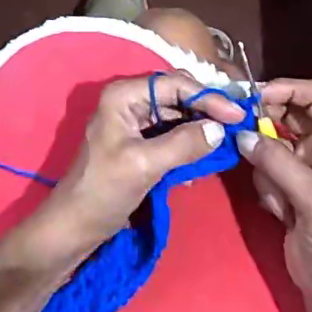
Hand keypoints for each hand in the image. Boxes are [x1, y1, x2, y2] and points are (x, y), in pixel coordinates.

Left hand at [32, 71, 245, 257]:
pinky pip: (171, 132)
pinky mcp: (138, 141)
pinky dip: (189, 141)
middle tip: (237, 123)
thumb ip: (183, 144)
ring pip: (176, 113)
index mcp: (124, 95)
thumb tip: (219, 129)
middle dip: (206, 107)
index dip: (207, 97)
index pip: (174, 84)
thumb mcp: (145, 165)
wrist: (74, 227)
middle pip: (176, 93)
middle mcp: (128, 100)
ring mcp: (133, 120)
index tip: (237, 115)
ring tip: (227, 138)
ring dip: (200, 124)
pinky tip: (205, 155)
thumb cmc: (103, 191)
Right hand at [237, 78, 311, 311]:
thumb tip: (242, 134)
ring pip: (272, 143)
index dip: (286, 89)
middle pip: (290, 116)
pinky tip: (279, 212)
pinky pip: (267, 169)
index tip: (253, 94)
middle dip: (266, 124)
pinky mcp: (292, 190)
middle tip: (242, 130)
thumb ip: (277, 160)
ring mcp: (309, 169)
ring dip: (267, 165)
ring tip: (278, 199)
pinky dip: (266, 185)